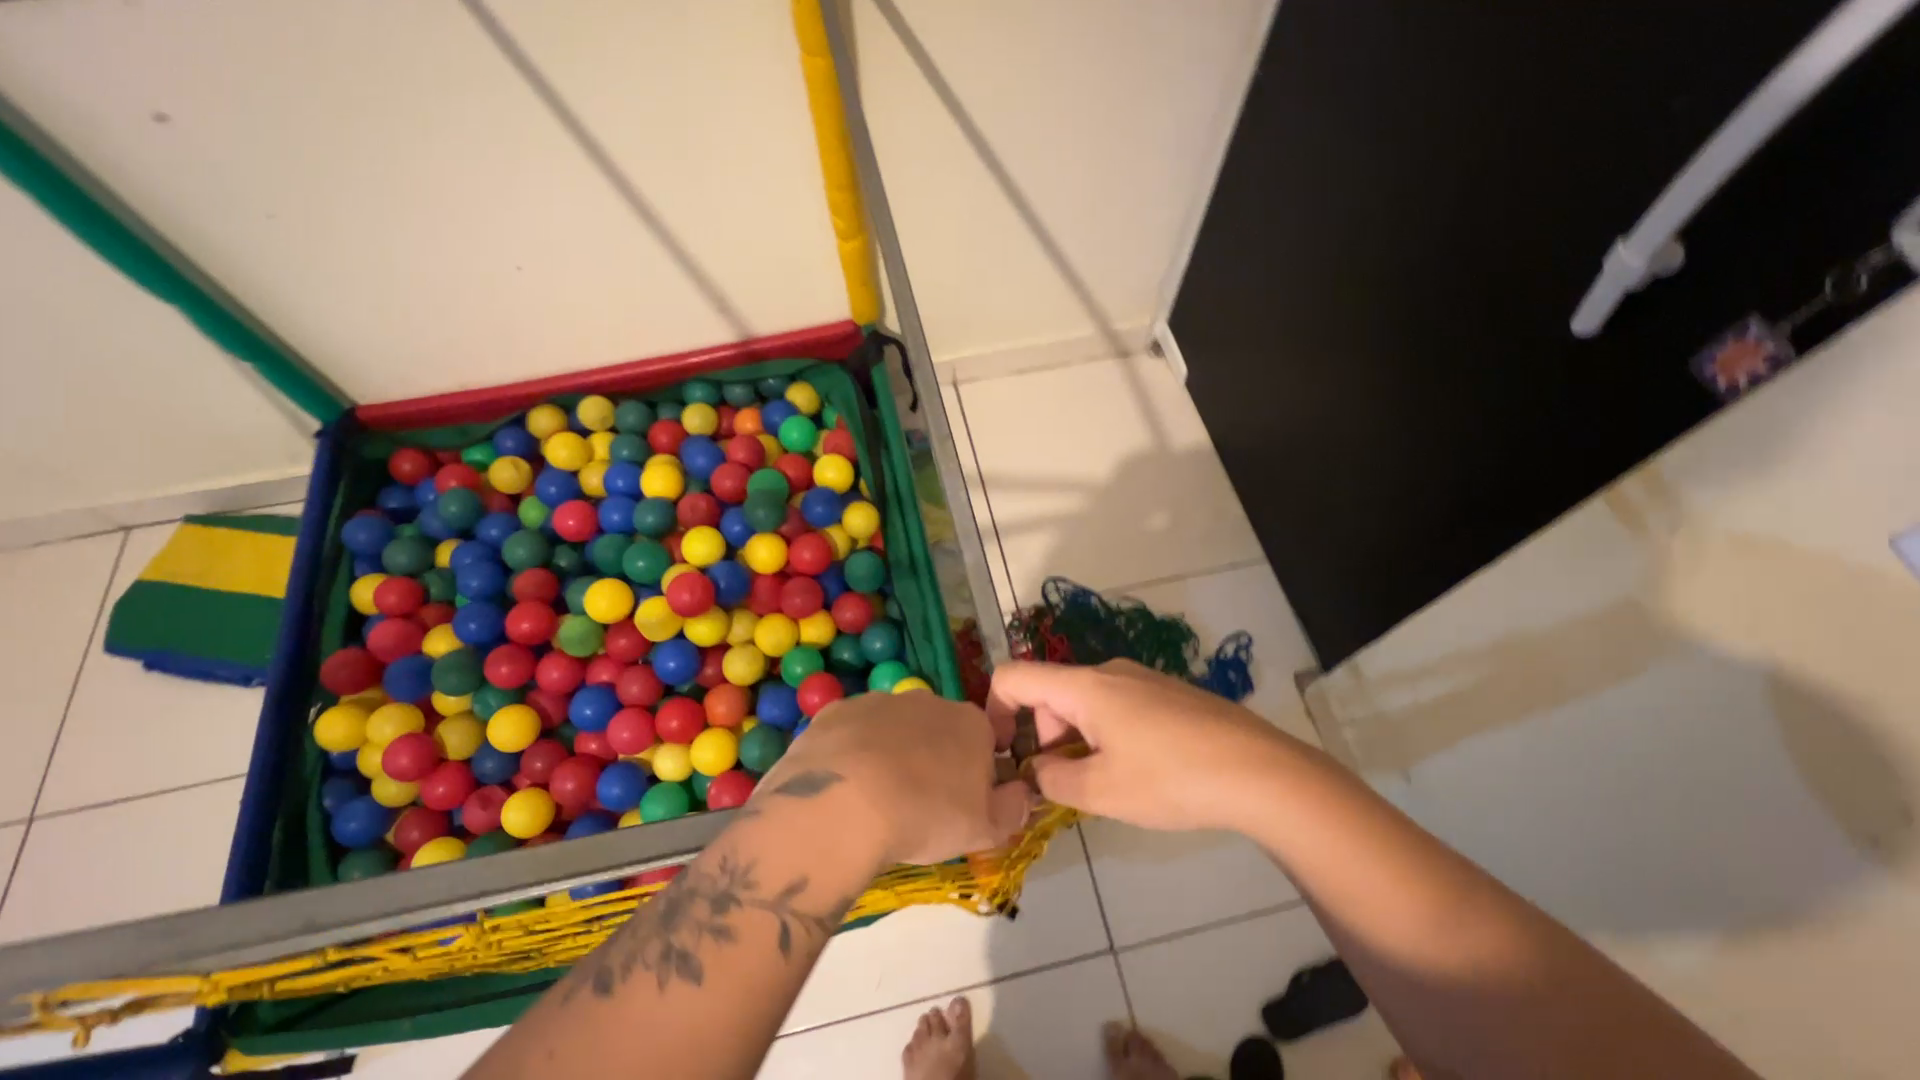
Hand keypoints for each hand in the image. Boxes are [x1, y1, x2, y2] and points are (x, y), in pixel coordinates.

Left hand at [754, 690, 1031, 865]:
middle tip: (917, 804)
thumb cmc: (926, 817)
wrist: (845, 804)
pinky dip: (851, 753)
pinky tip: (842, 786)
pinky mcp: (835, 711)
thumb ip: (1011, 810)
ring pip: (892, 728)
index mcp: (971, 723)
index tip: (961, 804)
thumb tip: (1021, 793)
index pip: (984, 742)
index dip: (975, 774)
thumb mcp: (984, 831)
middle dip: (932, 758)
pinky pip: (851, 732)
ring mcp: (878, 701)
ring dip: (890, 753)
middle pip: (938, 730)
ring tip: (875, 799)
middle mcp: (928, 701)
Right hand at [987, 660, 1308, 832]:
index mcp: (1085, 687)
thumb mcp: (1101, 792)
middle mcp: (1110, 672)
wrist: (1261, 772)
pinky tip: (1142, 774)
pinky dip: (1108, 737)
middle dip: (1043, 737)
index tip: (1000, 755)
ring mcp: (1145, 680)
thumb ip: (1052, 779)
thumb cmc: (1171, 780)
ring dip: (1077, 741)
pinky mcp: (1171, 695)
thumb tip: (1037, 770)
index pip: (1013, 677)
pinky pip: (1119, 708)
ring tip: (1107, 786)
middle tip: (1065, 784)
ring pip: (1086, 704)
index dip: (993, 711)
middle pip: (1051, 693)